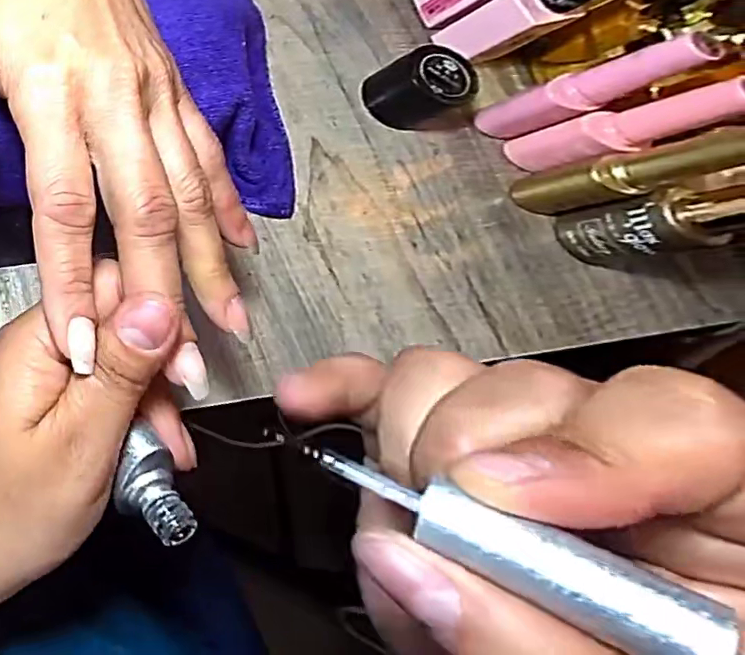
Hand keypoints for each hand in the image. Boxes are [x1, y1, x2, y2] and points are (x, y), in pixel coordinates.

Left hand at [0, 0, 255, 397]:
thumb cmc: (0, 0)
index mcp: (50, 98)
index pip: (63, 207)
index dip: (73, 280)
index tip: (81, 343)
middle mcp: (113, 101)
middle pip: (142, 211)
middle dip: (159, 295)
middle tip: (176, 366)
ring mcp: (154, 94)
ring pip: (189, 189)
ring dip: (207, 263)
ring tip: (226, 324)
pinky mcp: (176, 86)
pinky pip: (207, 150)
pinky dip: (225, 201)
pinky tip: (239, 245)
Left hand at [0, 269, 191, 654]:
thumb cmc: (13, 509)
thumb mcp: (82, 444)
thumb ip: (114, 368)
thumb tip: (144, 296)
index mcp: (31, 333)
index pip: (103, 284)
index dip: (155, 319)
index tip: (195, 373)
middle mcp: (25, 335)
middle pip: (109, 321)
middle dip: (154, 372)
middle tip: (172, 441)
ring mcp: (29, 363)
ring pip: (107, 355)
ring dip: (144, 404)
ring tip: (156, 464)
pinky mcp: (35, 392)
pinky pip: (92, 383)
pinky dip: (124, 418)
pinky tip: (137, 459)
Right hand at [277, 351, 744, 653]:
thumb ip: (537, 643)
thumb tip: (400, 559)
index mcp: (737, 523)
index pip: (678, 422)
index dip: (580, 449)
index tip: (490, 498)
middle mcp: (626, 457)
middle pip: (529, 390)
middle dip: (457, 459)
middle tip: (433, 530)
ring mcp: (520, 438)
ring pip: (440, 378)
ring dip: (398, 448)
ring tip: (402, 527)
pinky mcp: (441, 431)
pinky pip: (379, 383)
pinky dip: (339, 391)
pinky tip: (304, 403)